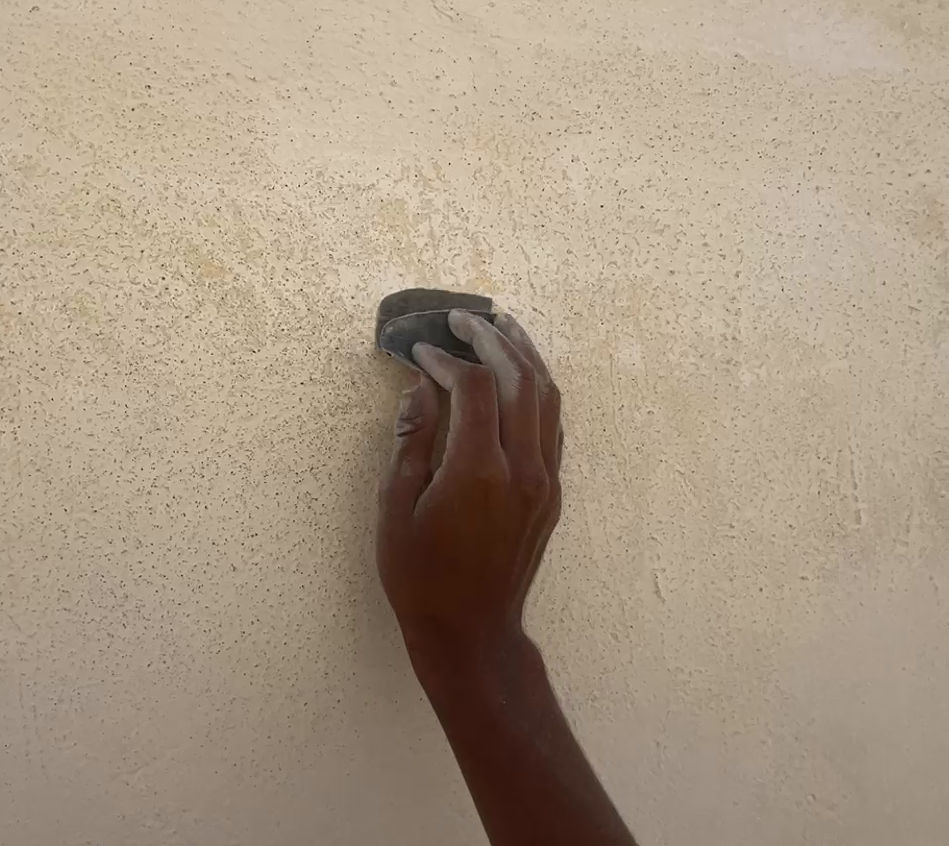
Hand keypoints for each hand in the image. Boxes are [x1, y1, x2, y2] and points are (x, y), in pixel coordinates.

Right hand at [378, 310, 562, 664]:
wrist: (472, 631)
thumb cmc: (420, 575)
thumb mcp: (395, 507)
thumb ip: (411, 440)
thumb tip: (420, 387)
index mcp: (477, 472)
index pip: (473, 388)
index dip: (445, 360)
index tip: (420, 353)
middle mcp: (521, 469)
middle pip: (520, 380)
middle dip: (492, 338)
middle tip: (464, 318)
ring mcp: (544, 480)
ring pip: (547, 397)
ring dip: (525, 355)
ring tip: (502, 326)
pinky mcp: (551, 491)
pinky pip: (552, 424)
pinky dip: (537, 389)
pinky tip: (518, 376)